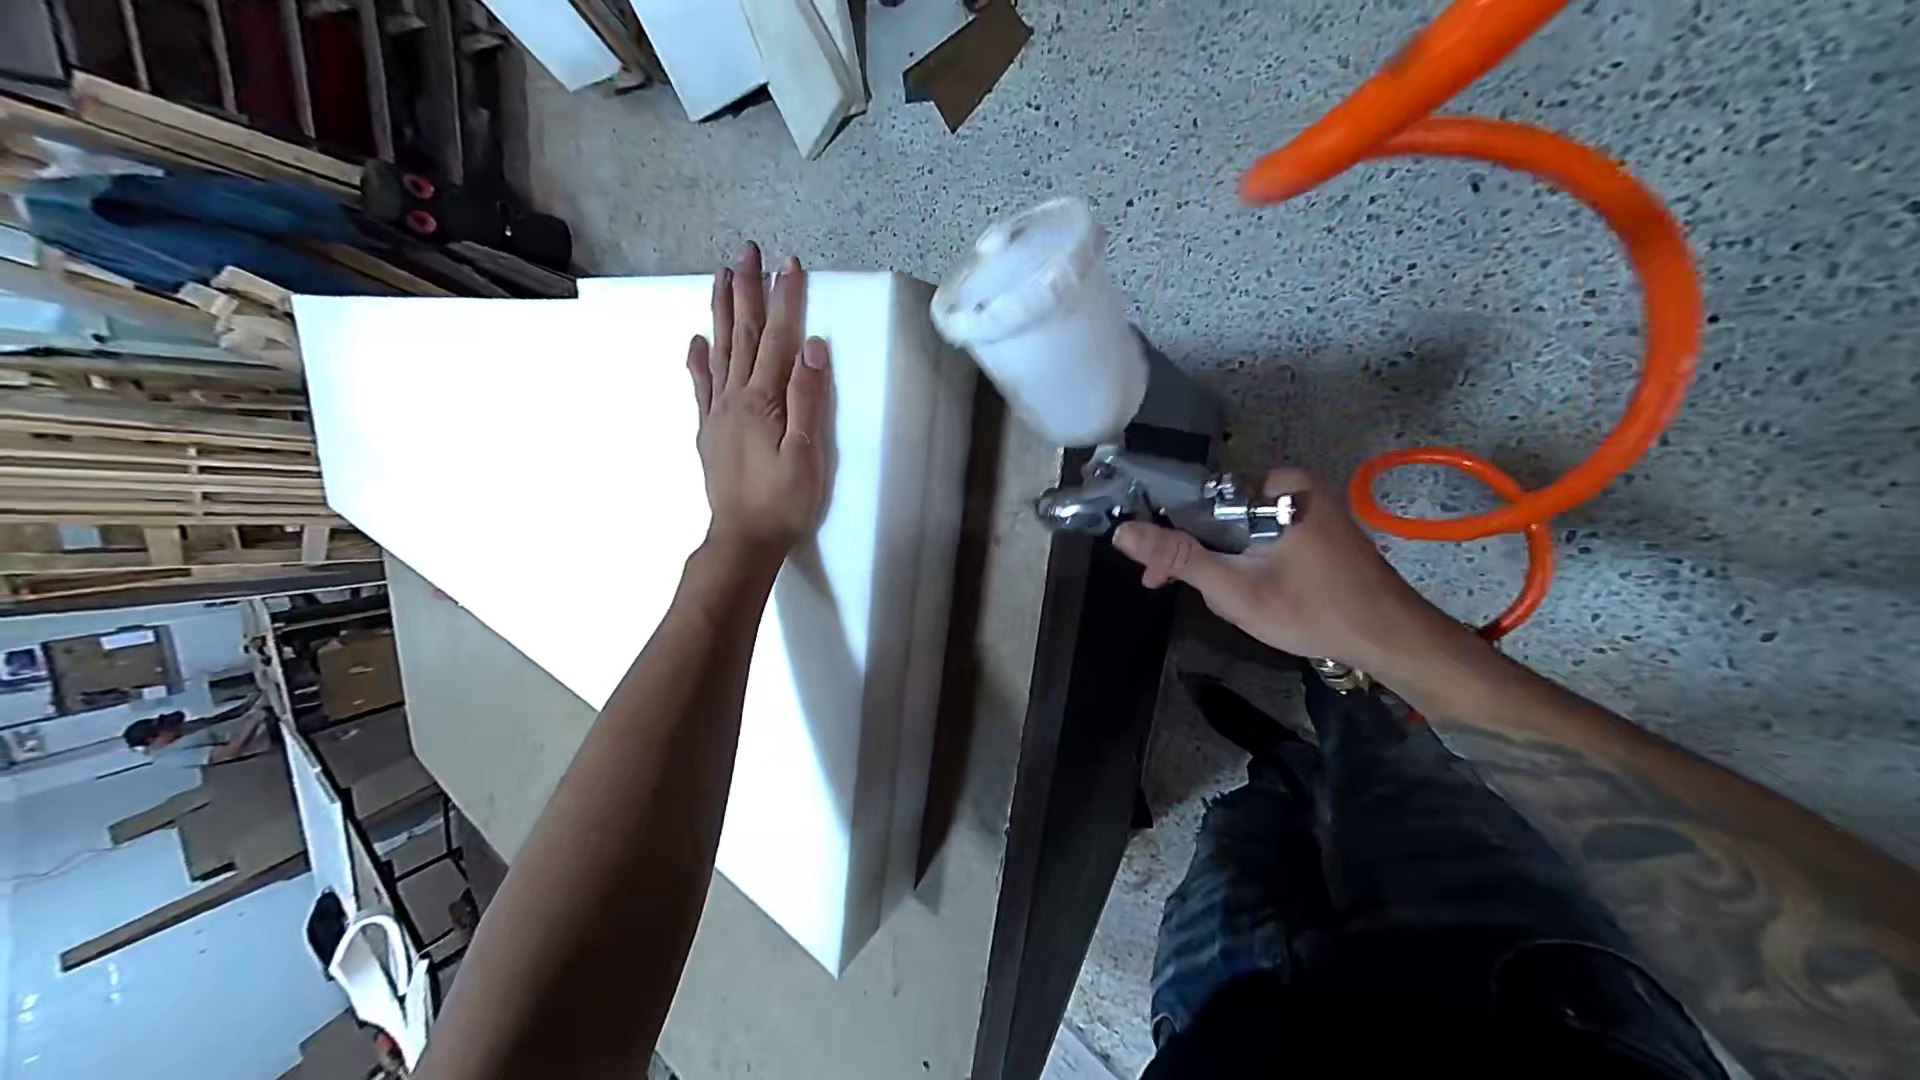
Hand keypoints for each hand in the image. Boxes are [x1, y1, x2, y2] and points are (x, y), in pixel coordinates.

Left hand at [687, 243, 829, 565]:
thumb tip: (813, 348)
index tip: (789, 263)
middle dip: (747, 290)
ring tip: (721, 276)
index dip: (785, 300)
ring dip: (722, 312)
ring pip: (719, 352)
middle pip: (742, 335)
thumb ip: (808, 399)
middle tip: (746, 251)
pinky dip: (698, 361)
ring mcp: (717, 413)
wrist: (743, 538)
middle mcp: (735, 398)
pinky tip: (696, 341)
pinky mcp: (709, 431)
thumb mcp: (807, 454)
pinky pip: (701, 387)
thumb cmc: (784, 501)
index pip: (777, 339)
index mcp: (763, 401)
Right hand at [1111, 468, 1465, 670]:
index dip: (1169, 534)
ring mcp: (1308, 506)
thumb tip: (1122, 532)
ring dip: (1223, 565)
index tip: (1154, 572)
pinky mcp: (1315, 528)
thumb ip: (1178, 557)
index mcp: (1278, 485)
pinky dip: (1246, 563)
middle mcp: (1294, 485)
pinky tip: (1252, 593)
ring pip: (1237, 530)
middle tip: (1196, 594)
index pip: (1198, 499)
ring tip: (1234, 601)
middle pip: (1217, 515)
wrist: (1391, 640)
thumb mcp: (1235, 588)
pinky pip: (1261, 537)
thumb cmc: (1313, 611)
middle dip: (1201, 557)